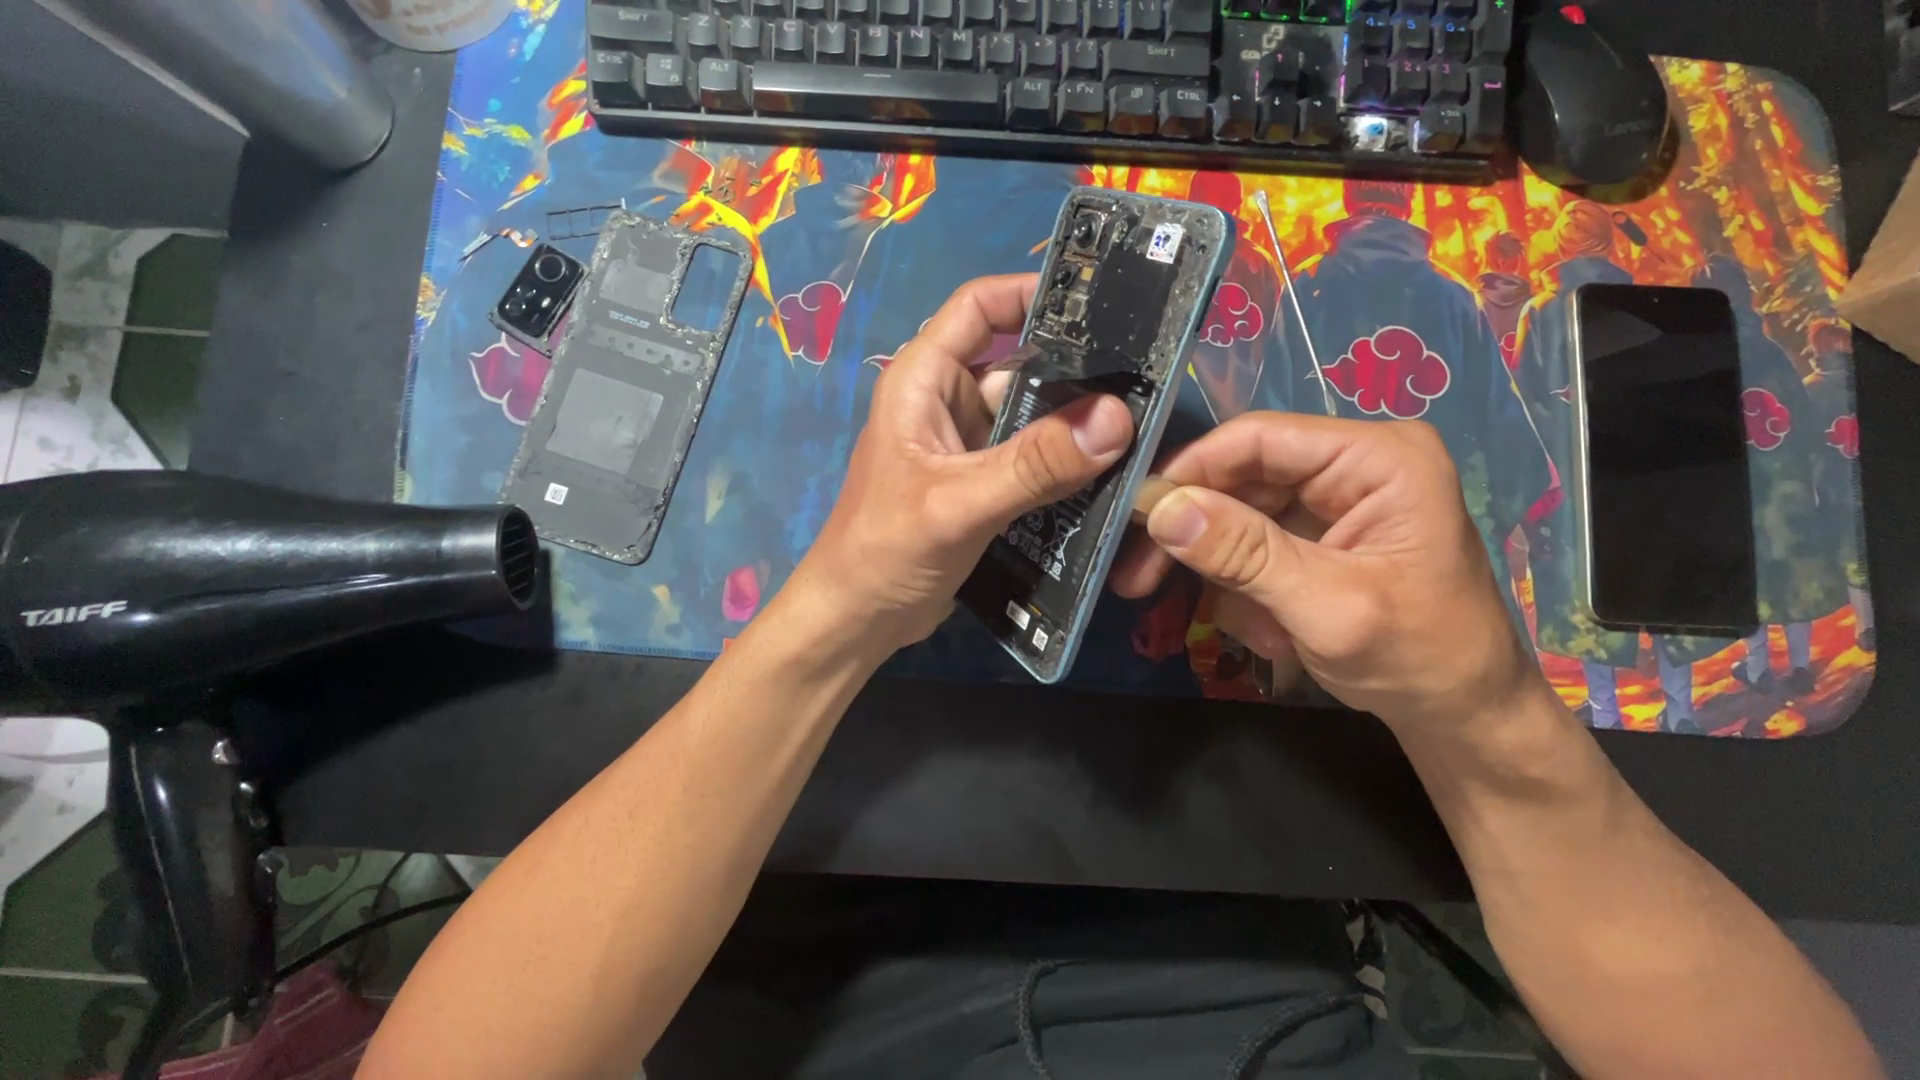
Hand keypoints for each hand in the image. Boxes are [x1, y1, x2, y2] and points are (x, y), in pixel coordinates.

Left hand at [788, 274, 1134, 656]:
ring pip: (1031, 415)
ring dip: (1075, 422)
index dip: (1032, 295)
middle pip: (1019, 363)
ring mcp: (965, 445)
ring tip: (1142, 424)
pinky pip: (1031, 458)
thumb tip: (1116, 419)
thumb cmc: (886, 551)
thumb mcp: (959, 503)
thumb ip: (1034, 464)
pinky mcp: (980, 484)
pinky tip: (1110, 471)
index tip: (1100, 302)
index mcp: (922, 380)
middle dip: (1075, 368)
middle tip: (1145, 377)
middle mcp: (945, 402)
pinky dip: (1064, 462)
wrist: (858, 620)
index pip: (979, 308)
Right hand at [1110, 413, 1537, 734]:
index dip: (1190, 471)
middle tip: (1136, 578)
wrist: (1464, 714)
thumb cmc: (1418, 658)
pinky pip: (1254, 542)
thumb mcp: (1327, 607)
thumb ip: (1244, 554)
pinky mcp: (1321, 532)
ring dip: (1223, 572)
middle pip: (1240, 475)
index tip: (1134, 515)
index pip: (1259, 438)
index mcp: (1378, 458)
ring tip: (1243, 629)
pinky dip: (1244, 587)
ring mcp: (1336, 498)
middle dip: (1194, 532)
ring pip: (1238, 512)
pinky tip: (1267, 630)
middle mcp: (1354, 463)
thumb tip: (1161, 510)